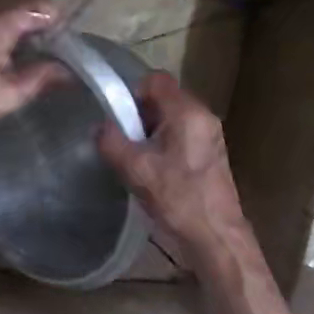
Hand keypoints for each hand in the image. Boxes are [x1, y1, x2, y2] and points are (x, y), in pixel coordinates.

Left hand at [0, 0, 69, 132]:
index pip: (39, 6)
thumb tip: (69, 72)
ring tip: (41, 54)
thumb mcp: (8, 96)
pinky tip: (17, 56)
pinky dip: (14, 31)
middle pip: (27, 4)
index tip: (68, 42)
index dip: (58, 19)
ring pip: (13, 11)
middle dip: (46, 22)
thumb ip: (40, 78)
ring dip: (30, 27)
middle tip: (58, 50)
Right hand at [97, 72, 248, 254]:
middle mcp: (203, 116)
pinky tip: (152, 171)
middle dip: (138, 115)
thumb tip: (99, 127)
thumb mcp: (135, 169)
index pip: (156, 80)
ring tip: (134, 158)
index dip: (131, 91)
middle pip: (164, 99)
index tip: (115, 115)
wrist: (214, 234)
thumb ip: (111, 142)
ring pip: (172, 119)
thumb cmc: (176, 197)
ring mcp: (210, 135)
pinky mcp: (210, 154)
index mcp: (187, 112)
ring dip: (150, 132)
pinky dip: (163, 145)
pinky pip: (182, 136)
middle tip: (121, 139)